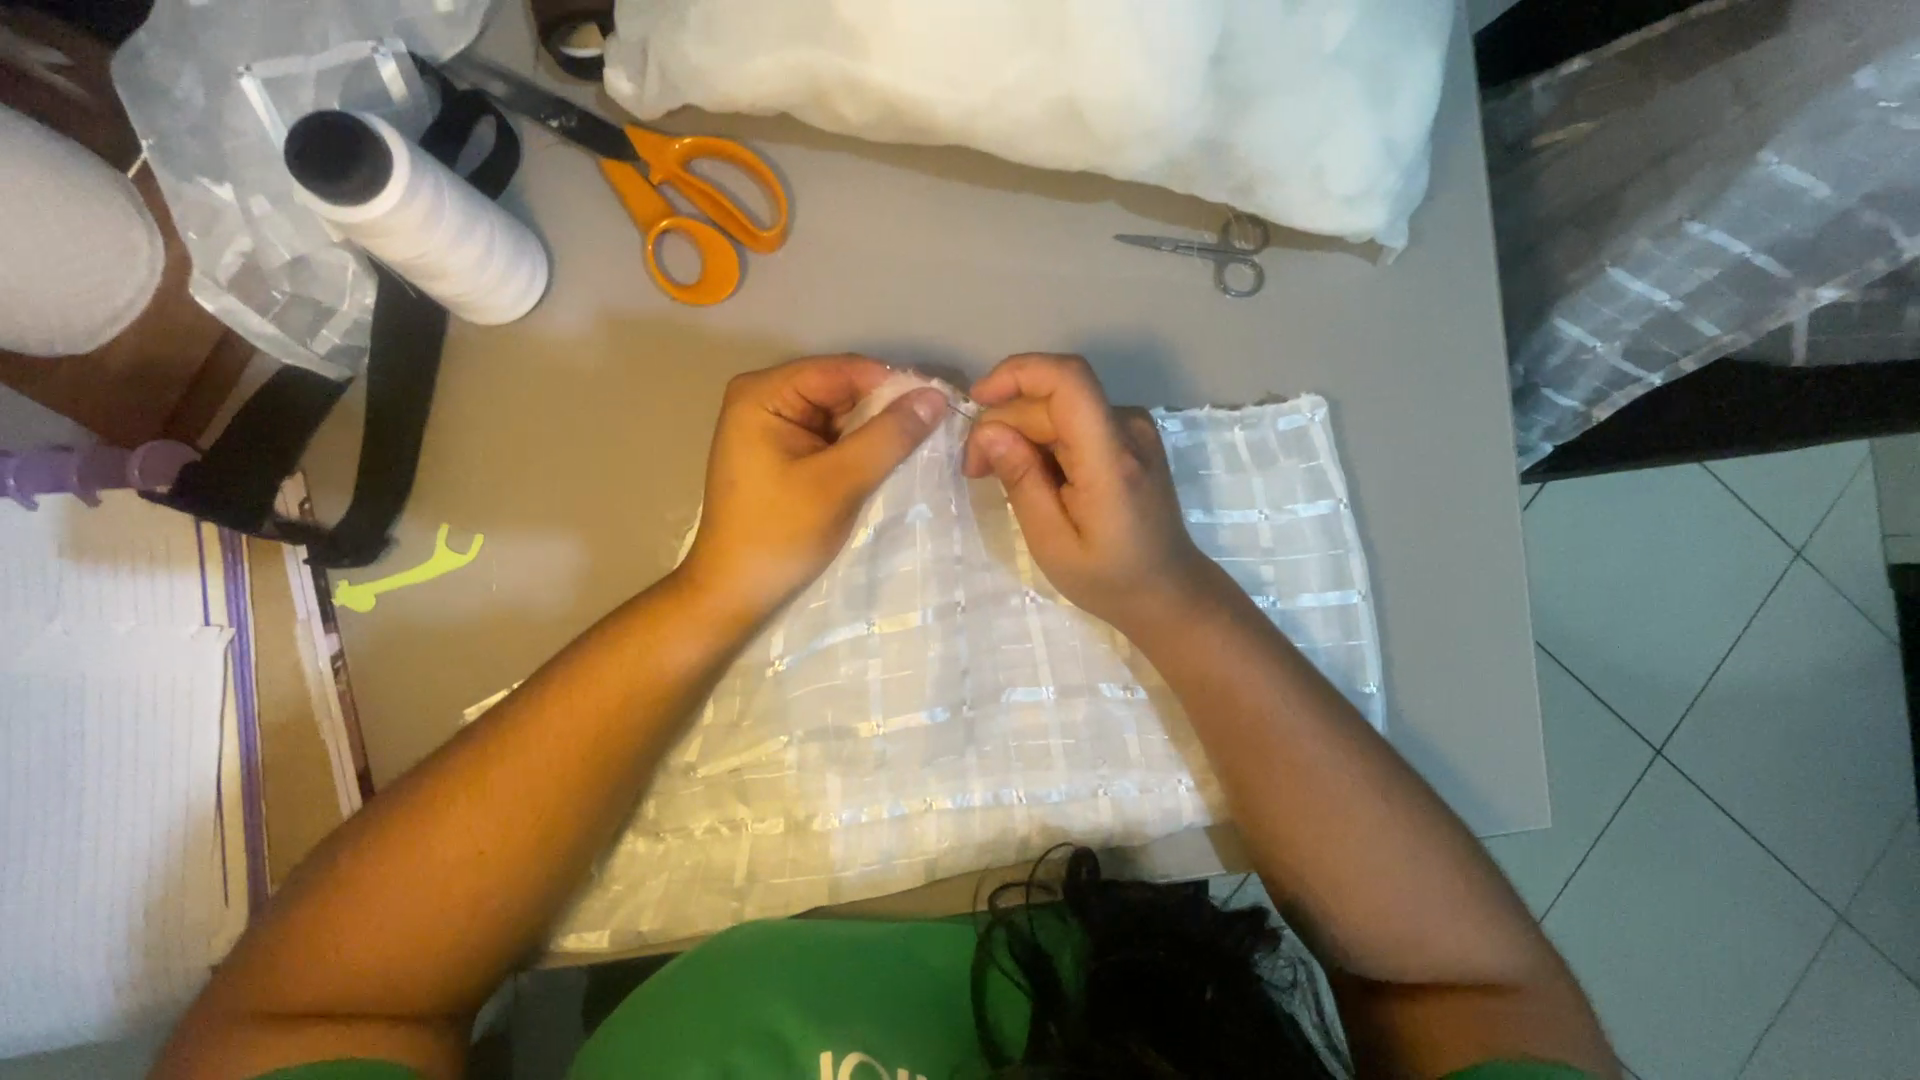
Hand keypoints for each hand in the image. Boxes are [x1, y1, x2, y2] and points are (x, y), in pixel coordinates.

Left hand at [679, 355, 945, 620]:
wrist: (735, 591)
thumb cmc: (780, 533)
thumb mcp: (840, 482)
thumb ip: (889, 436)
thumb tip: (936, 397)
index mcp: (764, 393)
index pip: (842, 370)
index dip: (892, 385)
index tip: (939, 407)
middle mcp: (763, 398)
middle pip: (841, 388)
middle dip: (885, 409)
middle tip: (934, 432)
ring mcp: (771, 425)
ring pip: (841, 414)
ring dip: (876, 431)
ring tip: (916, 450)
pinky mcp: (781, 452)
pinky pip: (831, 437)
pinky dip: (859, 448)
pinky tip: (886, 464)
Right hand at [961, 353, 1221, 633]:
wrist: (1167, 590)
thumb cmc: (1108, 578)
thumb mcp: (1052, 542)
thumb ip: (1022, 481)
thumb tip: (989, 430)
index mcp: (1111, 458)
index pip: (1068, 380)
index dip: (1016, 374)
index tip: (977, 402)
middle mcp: (1128, 429)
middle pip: (1053, 398)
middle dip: (1004, 421)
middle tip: (974, 469)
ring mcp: (1133, 429)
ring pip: (1060, 407)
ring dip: (1021, 431)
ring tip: (997, 474)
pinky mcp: (1129, 437)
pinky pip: (1075, 420)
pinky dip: (1044, 438)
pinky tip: (1031, 473)